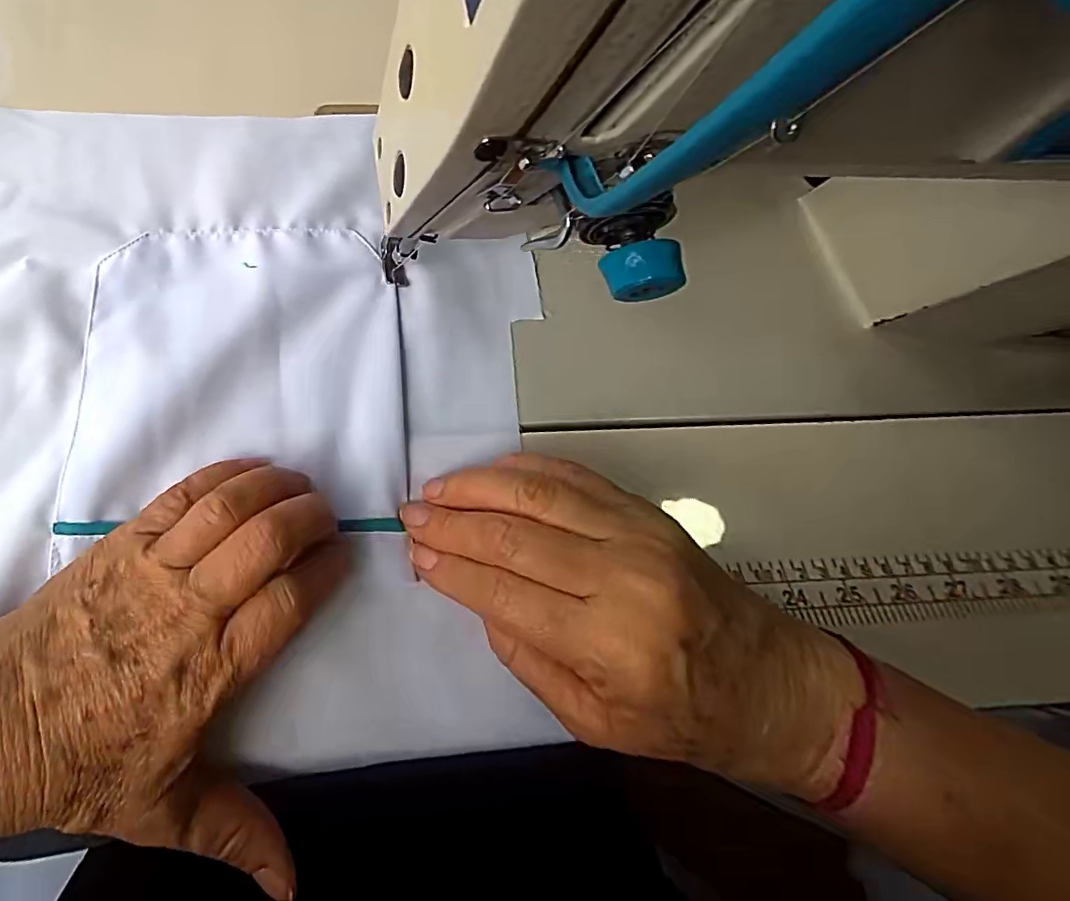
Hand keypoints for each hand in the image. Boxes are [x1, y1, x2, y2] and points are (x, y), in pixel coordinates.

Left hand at [0, 460, 349, 898]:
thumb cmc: (76, 763)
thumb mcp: (159, 812)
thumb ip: (233, 834)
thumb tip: (292, 885)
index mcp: (207, 671)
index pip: (285, 605)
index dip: (323, 572)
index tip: (343, 555)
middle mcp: (183, 608)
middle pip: (261, 543)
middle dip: (305, 518)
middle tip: (326, 511)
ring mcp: (145, 568)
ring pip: (220, 510)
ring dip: (266, 486)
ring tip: (295, 481)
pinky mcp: (113, 546)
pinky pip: (173, 499)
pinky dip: (213, 477)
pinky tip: (240, 469)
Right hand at [400, 453, 862, 799]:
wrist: (778, 687)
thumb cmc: (680, 716)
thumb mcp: (591, 720)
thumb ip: (524, 658)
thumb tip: (474, 594)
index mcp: (609, 645)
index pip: (501, 591)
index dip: (448, 568)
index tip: (414, 553)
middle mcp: (624, 581)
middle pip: (509, 536)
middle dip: (448, 524)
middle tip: (409, 516)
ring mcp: (640, 538)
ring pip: (534, 495)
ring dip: (473, 487)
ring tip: (435, 490)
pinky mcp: (648, 515)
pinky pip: (571, 477)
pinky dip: (520, 468)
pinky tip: (485, 473)